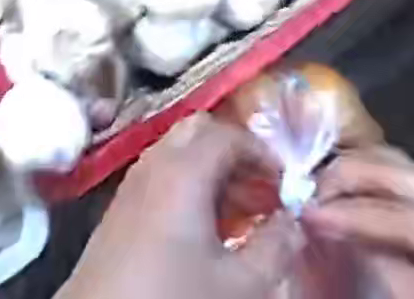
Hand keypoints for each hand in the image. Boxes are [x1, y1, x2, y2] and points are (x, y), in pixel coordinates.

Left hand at [59, 114, 298, 298]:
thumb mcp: (239, 287)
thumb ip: (274, 248)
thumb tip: (293, 223)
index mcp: (184, 170)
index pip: (228, 134)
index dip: (262, 153)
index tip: (284, 183)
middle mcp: (155, 163)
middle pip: (198, 130)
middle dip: (233, 150)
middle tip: (260, 187)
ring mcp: (133, 181)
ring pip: (177, 148)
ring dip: (210, 165)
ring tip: (238, 208)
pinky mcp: (121, 204)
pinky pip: (160, 170)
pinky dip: (187, 179)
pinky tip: (203, 223)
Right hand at [302, 147, 413, 298]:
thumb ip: (387, 272)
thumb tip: (334, 230)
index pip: (405, 215)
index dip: (351, 213)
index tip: (306, 215)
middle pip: (400, 172)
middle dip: (346, 176)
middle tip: (304, 194)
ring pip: (397, 167)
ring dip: (352, 173)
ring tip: (317, 191)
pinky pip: (402, 186)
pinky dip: (366, 185)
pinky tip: (340, 196)